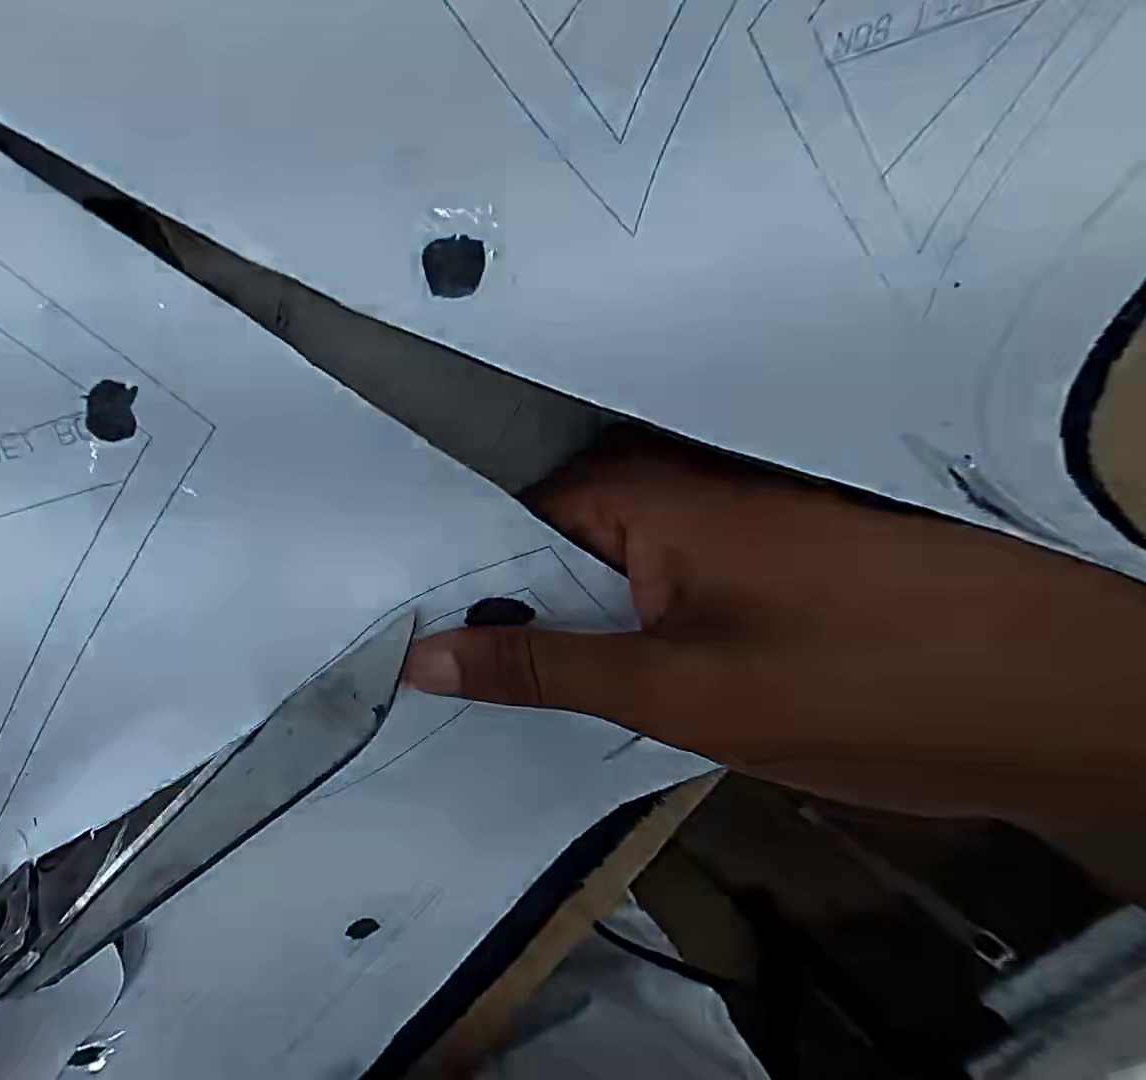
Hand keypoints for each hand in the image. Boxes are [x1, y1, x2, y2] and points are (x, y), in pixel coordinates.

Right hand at [404, 430, 1145, 830]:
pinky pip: (617, 569)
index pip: (493, 504)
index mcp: (635, 493)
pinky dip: (576, 604)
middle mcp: (657, 483)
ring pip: (569, 552)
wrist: (1093, 699)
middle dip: (472, 581)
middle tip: (396, 626)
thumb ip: (539, 667)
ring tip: (441, 635)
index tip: (378, 590)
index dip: (435, 549)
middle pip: (524, 528)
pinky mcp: (725, 549)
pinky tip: (539, 643)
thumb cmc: (880, 684)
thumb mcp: (679, 693)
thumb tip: (420, 658)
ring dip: (523, 597)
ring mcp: (694, 515)